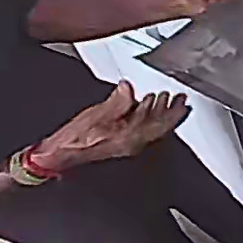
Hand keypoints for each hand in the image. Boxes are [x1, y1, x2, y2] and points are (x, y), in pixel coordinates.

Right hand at [29, 84, 189, 170]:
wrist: (59, 154)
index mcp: (132, 137)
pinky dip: (147, 117)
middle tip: (178, 98)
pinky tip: (144, 110)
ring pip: (151, 127)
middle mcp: (135, 143)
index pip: (162, 125)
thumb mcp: (96, 116)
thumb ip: (116, 103)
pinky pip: (141, 129)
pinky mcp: (120, 143)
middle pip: (159, 126)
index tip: (183, 102)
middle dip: (170, 111)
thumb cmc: (73, 139)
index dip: (175, 113)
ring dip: (159, 112)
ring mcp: (129, 144)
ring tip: (164, 99)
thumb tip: (127, 89)